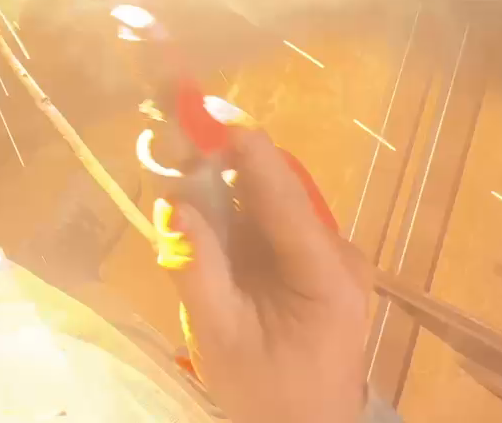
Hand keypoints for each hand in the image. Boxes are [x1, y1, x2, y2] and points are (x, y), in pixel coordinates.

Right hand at [159, 128, 372, 422]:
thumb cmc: (265, 396)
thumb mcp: (221, 336)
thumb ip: (196, 269)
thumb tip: (172, 201)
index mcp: (327, 275)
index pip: (281, 193)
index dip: (241, 145)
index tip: (202, 106)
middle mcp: (334, 253)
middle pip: (270, 184)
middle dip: (216, 154)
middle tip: (166, 132)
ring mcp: (322, 254)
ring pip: (261, 194)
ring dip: (214, 173)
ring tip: (168, 152)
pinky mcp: (304, 259)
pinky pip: (259, 214)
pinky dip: (222, 198)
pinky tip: (190, 190)